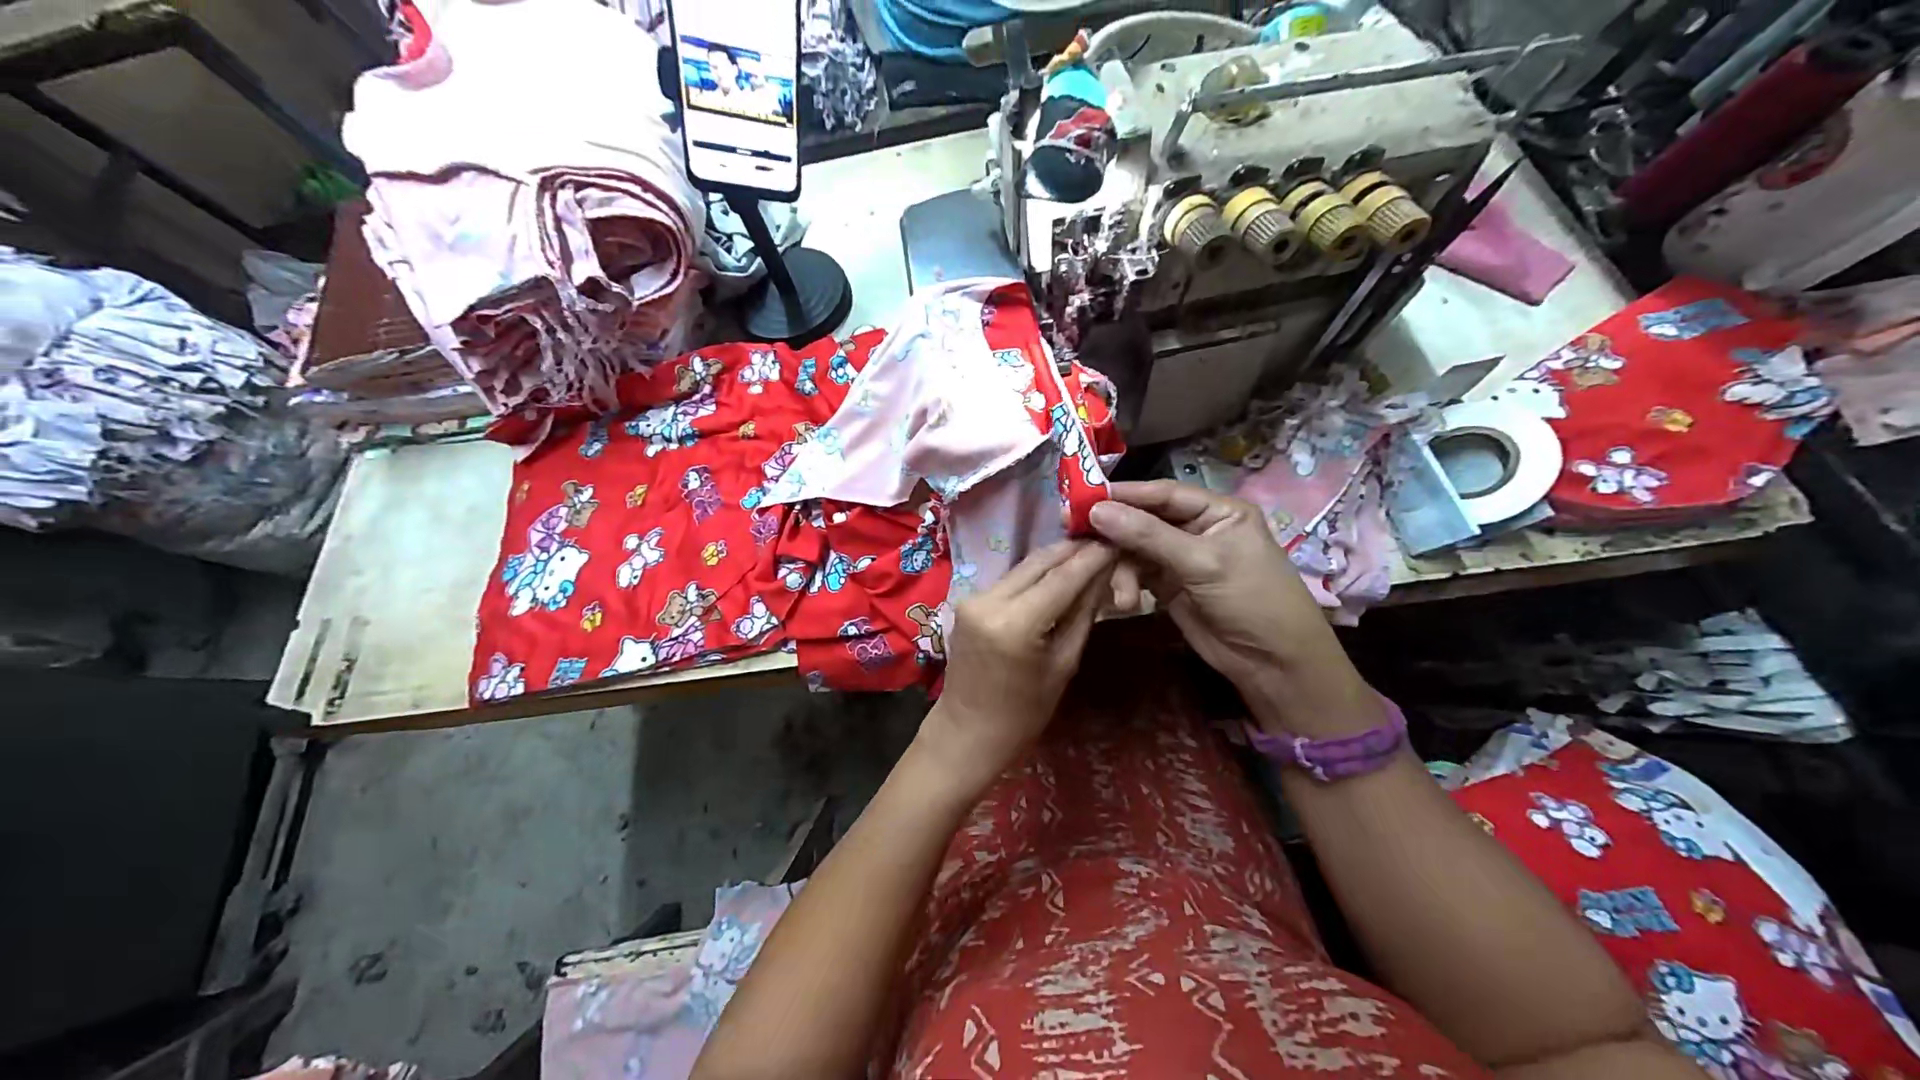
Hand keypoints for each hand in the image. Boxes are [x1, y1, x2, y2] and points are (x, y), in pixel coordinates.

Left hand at [917, 541, 1115, 798]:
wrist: (967, 732)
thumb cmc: (1023, 713)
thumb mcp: (1064, 664)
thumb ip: (1083, 613)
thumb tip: (1104, 573)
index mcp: (1014, 623)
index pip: (1062, 576)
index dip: (1093, 556)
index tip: (1118, 540)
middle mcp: (989, 600)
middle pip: (1040, 562)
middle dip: (1074, 550)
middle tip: (1107, 543)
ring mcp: (973, 597)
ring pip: (1024, 566)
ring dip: (1056, 560)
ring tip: (1089, 556)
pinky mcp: (967, 600)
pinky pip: (1011, 579)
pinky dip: (1036, 575)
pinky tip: (1059, 575)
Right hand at [1087, 480, 1379, 736]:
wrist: (1272, 663)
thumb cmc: (1250, 600)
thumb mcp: (1201, 562)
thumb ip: (1148, 535)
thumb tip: (1096, 510)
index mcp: (1216, 510)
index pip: (1162, 493)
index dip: (1123, 495)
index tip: (1082, 499)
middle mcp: (1195, 528)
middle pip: (1142, 520)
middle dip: (1114, 533)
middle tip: (1076, 537)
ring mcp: (1180, 558)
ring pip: (1134, 549)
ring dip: (1121, 569)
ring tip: (1121, 596)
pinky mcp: (1168, 585)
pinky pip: (1135, 573)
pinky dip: (1125, 584)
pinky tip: (1123, 602)